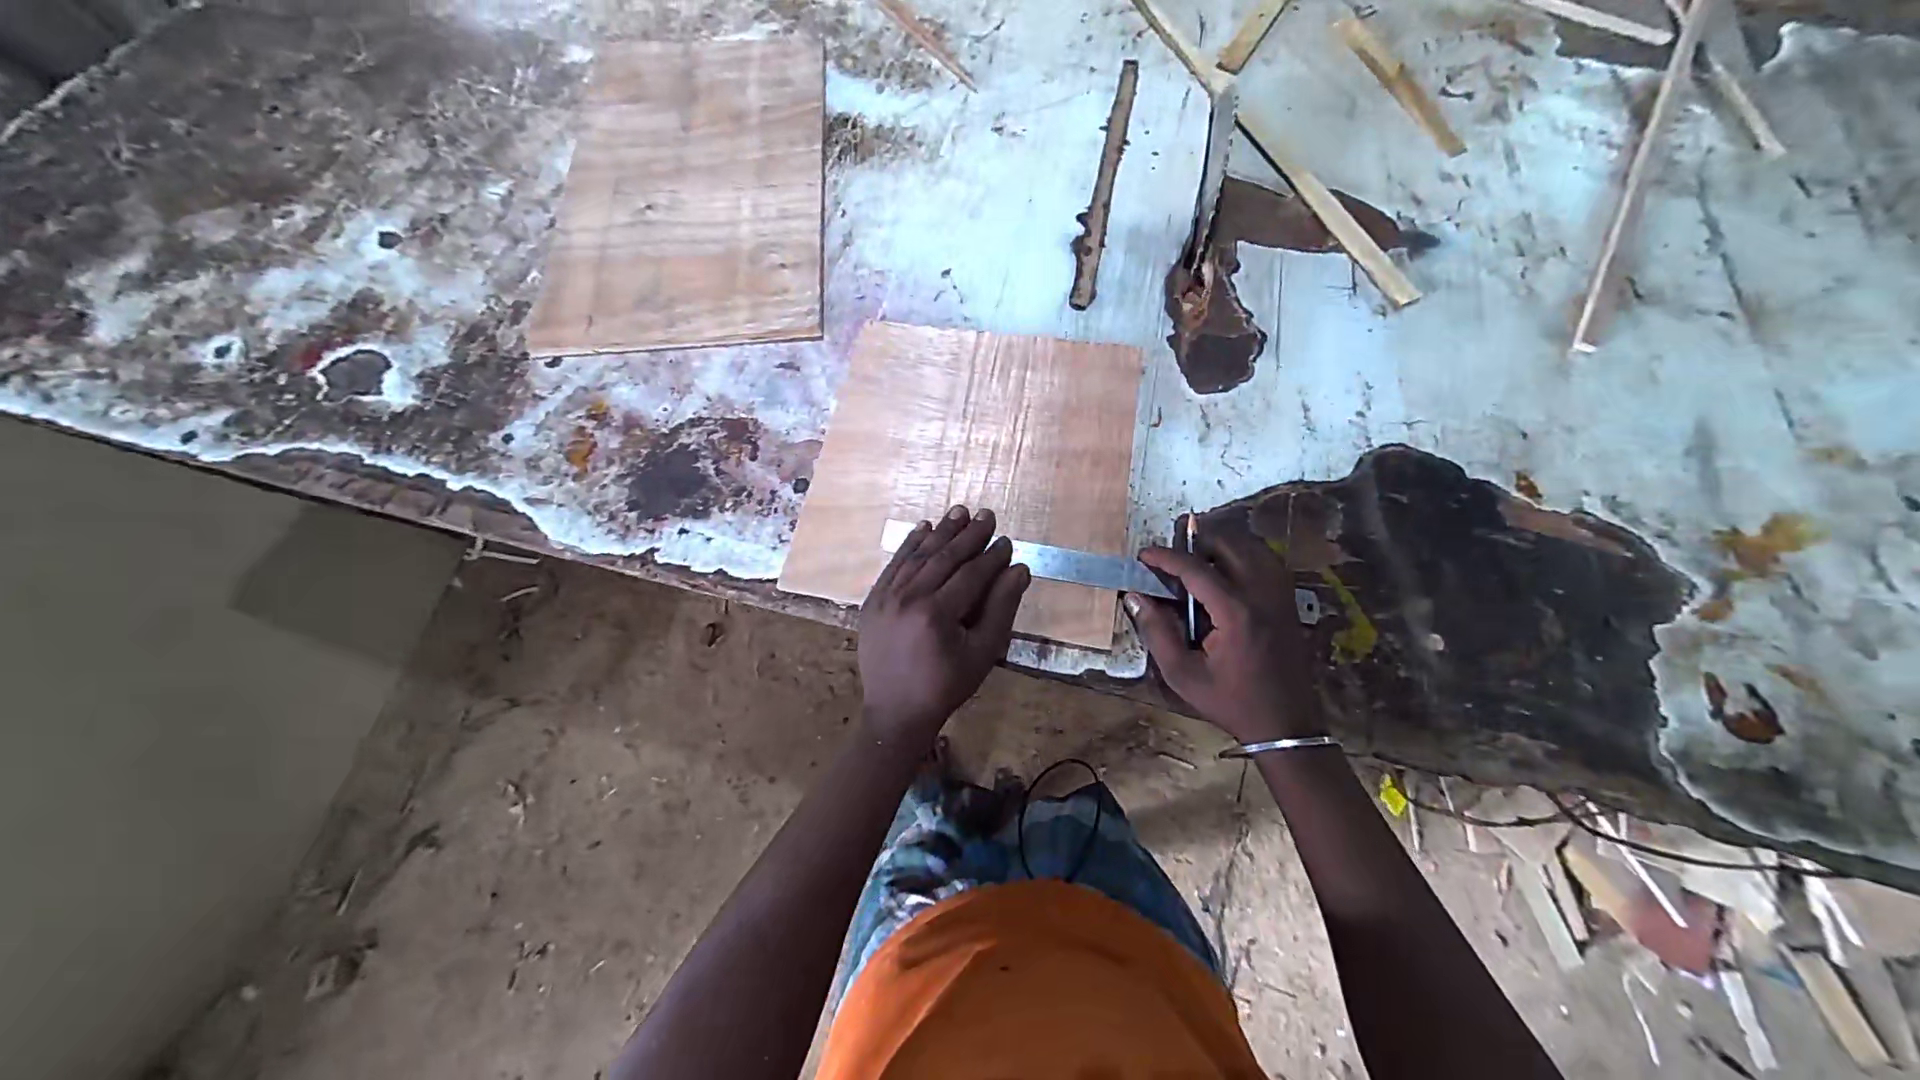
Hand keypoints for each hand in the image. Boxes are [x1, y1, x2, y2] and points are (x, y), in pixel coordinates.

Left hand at [857, 505, 1031, 748]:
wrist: (896, 710)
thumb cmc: (946, 685)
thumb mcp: (983, 652)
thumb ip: (1001, 608)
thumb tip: (1019, 569)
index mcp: (936, 614)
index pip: (970, 574)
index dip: (991, 556)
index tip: (1006, 541)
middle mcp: (908, 599)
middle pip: (943, 558)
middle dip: (967, 535)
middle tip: (986, 515)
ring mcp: (886, 598)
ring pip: (918, 556)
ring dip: (940, 533)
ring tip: (959, 512)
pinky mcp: (873, 600)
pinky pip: (894, 565)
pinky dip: (910, 545)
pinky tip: (924, 529)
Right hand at [1124, 526, 1322, 743]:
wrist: (1284, 724)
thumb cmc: (1230, 701)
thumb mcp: (1182, 674)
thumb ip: (1157, 632)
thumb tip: (1135, 598)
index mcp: (1235, 612)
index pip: (1196, 569)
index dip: (1166, 557)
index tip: (1144, 555)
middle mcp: (1262, 595)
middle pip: (1229, 545)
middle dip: (1196, 541)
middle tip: (1171, 555)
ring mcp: (1281, 596)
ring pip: (1253, 548)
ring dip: (1222, 544)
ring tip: (1197, 557)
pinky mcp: (1289, 603)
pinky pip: (1268, 562)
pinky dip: (1245, 555)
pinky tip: (1228, 569)